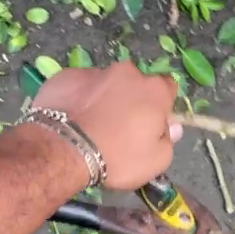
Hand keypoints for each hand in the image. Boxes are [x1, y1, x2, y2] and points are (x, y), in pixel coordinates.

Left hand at [31, 62, 181, 189]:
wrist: (63, 149)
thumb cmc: (117, 158)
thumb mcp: (155, 162)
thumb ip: (168, 140)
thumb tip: (171, 127)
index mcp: (154, 90)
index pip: (168, 88)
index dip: (161, 106)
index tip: (151, 123)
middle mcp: (127, 73)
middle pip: (134, 84)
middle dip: (129, 99)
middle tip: (118, 126)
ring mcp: (94, 71)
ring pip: (105, 83)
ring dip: (102, 98)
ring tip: (89, 124)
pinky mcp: (66, 75)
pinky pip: (78, 86)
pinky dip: (77, 98)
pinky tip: (69, 118)